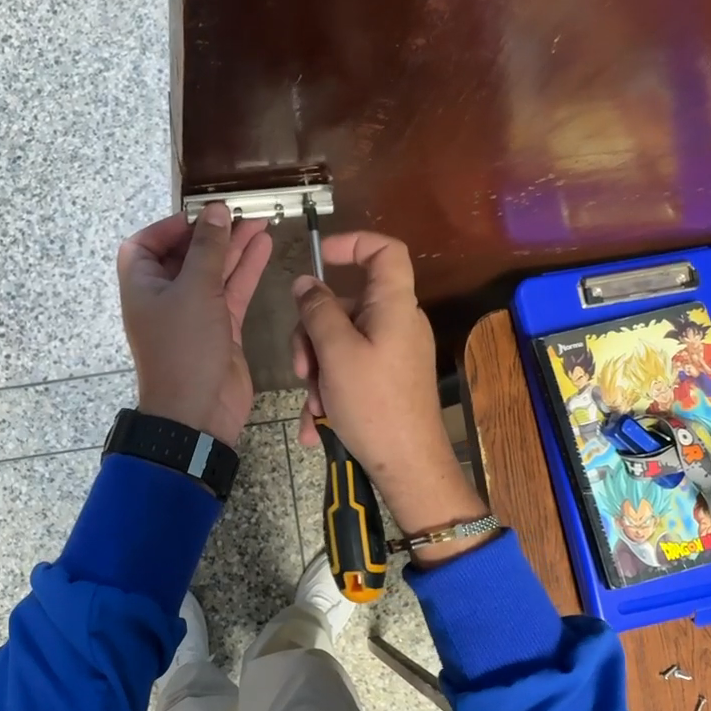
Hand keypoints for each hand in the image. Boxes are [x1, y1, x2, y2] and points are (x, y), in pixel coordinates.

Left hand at [118, 202, 271, 447]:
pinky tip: (264, 246)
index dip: (170, 227)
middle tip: (240, 211)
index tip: (200, 216)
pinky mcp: (219, 329)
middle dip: (212, 233)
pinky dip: (246, 270)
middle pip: (185, 255)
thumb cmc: (184, 348)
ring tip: (261, 221)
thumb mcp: (195, 290)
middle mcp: (165, 297)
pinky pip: (231, 292)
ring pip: (213, 271)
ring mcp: (193, 314)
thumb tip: (216, 211)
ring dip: (234, 248)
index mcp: (142, 286)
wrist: (198, 412)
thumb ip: (208, 249)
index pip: (146, 245)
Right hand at [291, 232, 487, 546]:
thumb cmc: (374, 405)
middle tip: (302, 370)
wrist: (408, 466)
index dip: (353, 244)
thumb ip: (317, 312)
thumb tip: (305, 283)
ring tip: (313, 407)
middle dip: (313, 336)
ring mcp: (392, 354)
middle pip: (345, 306)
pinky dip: (330, 393)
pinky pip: (349, 372)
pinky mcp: (386, 381)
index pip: (385, 252)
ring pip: (339, 344)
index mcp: (393, 306)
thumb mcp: (336, 354)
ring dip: (317, 373)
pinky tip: (316, 425)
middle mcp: (396, 324)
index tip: (320, 258)